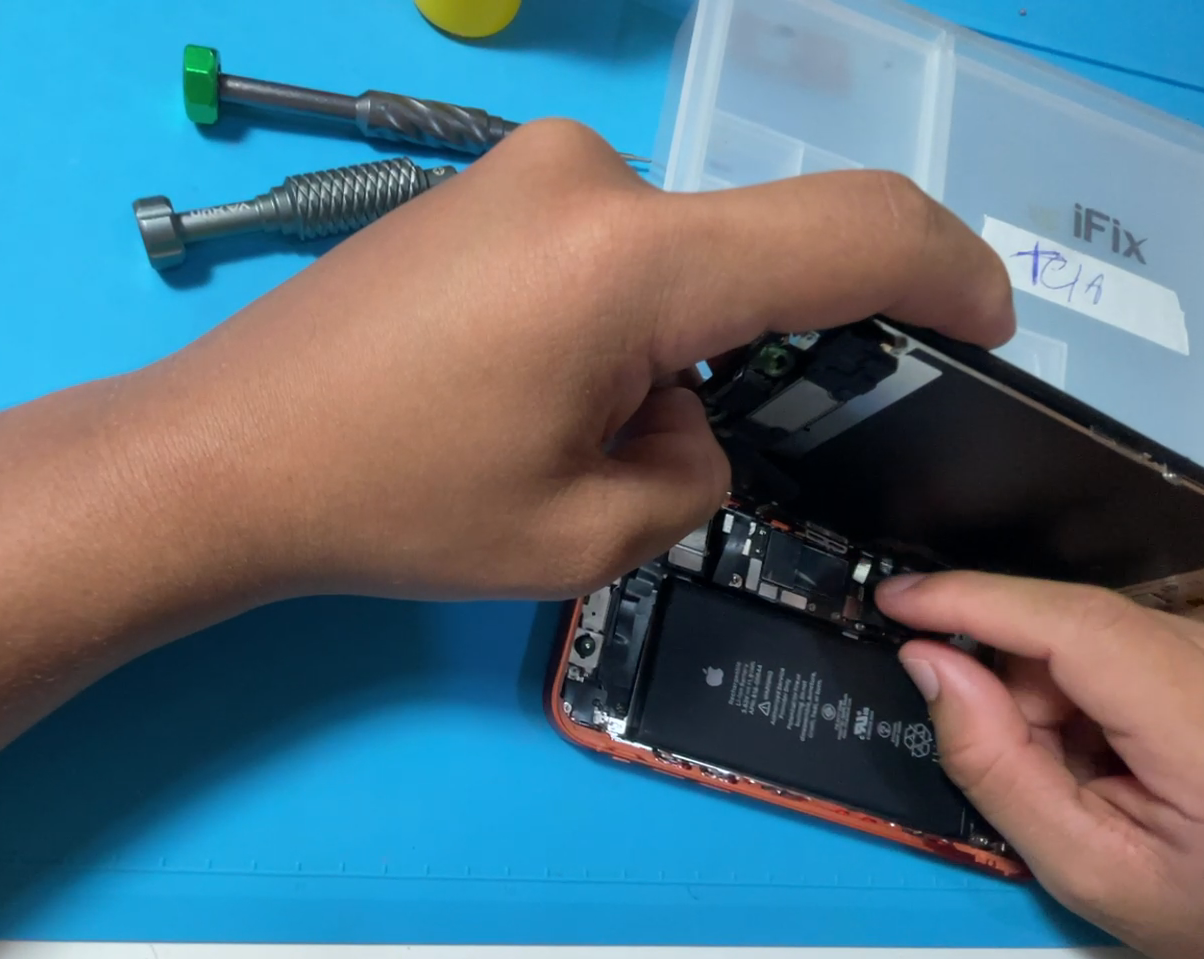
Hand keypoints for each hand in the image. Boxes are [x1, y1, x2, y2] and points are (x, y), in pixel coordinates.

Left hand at [148, 119, 1012, 599]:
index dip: (942, 272)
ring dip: (651, 360)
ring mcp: (518, 176)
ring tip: (547, 443)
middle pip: (737, 263)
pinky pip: (590, 258)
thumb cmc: (393, 508)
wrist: (225, 459)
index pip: (849, 230)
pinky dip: (597, 332)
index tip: (978, 321)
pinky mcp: (473, 198)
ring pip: (659, 271)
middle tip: (648, 462)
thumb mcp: (579, 537)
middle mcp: (583, 180)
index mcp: (627, 260)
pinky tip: (513, 398)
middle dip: (733, 368)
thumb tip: (694, 422)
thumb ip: (690, 475)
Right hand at [877, 572, 1203, 958]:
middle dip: (1035, 674)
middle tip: (1047, 751)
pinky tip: (1182, 742)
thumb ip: (994, 763)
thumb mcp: (1095, 877)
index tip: (899, 596)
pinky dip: (1148, 677)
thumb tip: (930, 658)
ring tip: (1129, 762)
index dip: (979, 600)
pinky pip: (1193, 636)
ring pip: (1144, 628)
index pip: (1089, 631)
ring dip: (1092, 679)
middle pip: (1106, 628)